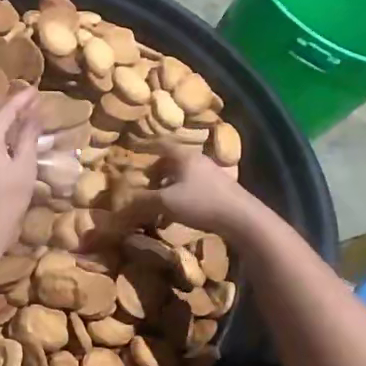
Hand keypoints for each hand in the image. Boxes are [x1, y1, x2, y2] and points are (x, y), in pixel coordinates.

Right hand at [139, 148, 266, 239]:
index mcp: (184, 157)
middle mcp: (199, 161)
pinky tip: (178, 216)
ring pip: (182, 178)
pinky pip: (194, 189)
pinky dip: (182, 198)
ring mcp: (212, 175)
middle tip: (146, 191)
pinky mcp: (221, 190)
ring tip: (160, 208)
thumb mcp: (164, 202)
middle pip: (171, 164)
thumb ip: (141, 201)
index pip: (162, 146)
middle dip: (156, 177)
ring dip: (168, 191)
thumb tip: (123, 203)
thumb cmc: (200, 202)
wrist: (242, 218)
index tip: (136, 165)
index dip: (147, 152)